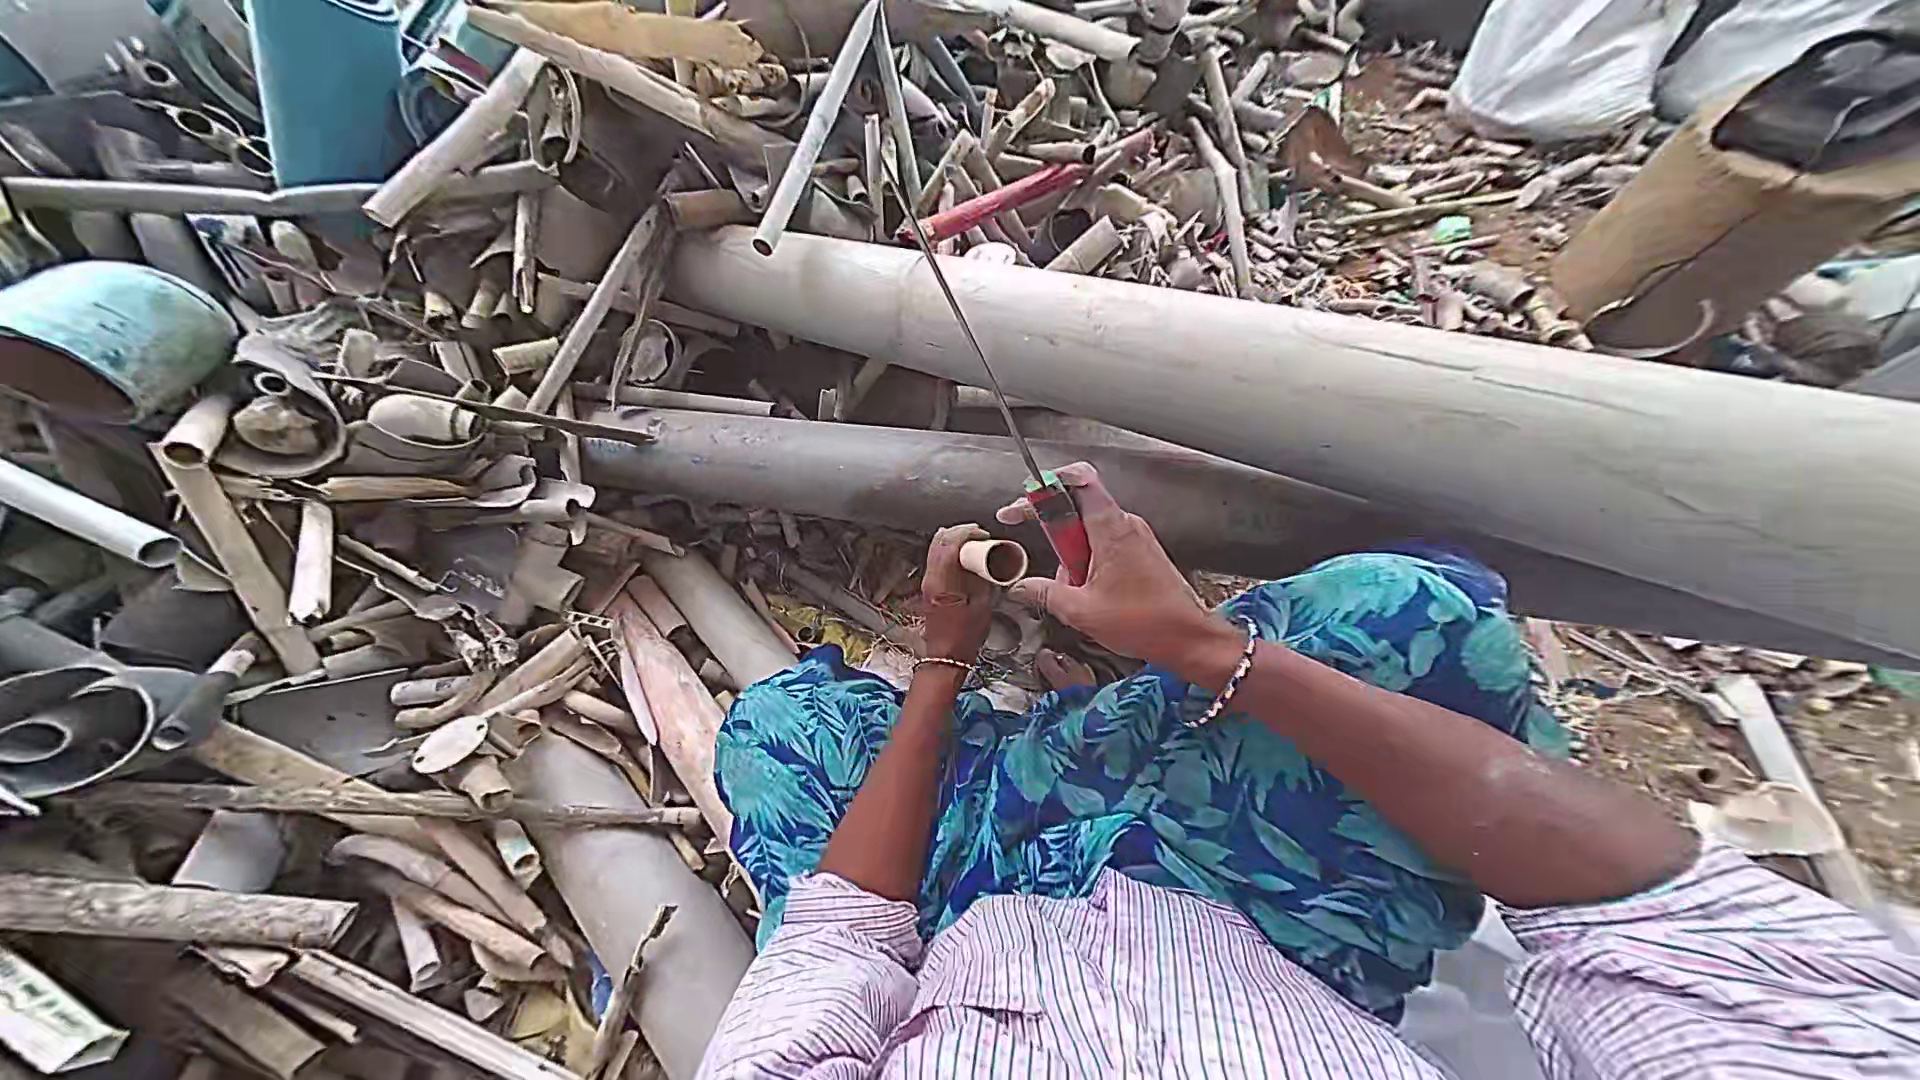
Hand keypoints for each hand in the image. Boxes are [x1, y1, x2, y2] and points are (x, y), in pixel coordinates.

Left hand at [919, 523, 994, 661]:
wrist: (946, 657)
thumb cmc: (964, 637)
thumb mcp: (983, 604)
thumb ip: (984, 579)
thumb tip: (989, 562)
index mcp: (943, 581)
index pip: (949, 542)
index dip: (966, 531)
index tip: (981, 533)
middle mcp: (931, 579)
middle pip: (939, 541)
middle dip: (959, 532)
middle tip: (978, 534)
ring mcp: (927, 583)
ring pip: (935, 548)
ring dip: (953, 541)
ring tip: (972, 543)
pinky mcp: (929, 588)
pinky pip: (936, 560)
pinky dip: (949, 552)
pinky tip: (963, 557)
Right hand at [997, 463, 1244, 686]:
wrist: (1188, 639)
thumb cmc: (1147, 623)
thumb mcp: (1081, 611)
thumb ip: (1045, 593)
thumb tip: (1022, 586)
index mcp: (1111, 528)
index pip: (1076, 482)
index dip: (1042, 488)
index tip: (1021, 507)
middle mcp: (1125, 525)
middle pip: (1076, 511)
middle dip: (1056, 539)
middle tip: (1056, 568)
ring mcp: (1134, 538)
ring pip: (1088, 534)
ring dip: (1074, 559)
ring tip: (1080, 592)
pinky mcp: (1139, 553)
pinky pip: (1103, 547)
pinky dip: (1089, 566)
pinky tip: (1093, 594)